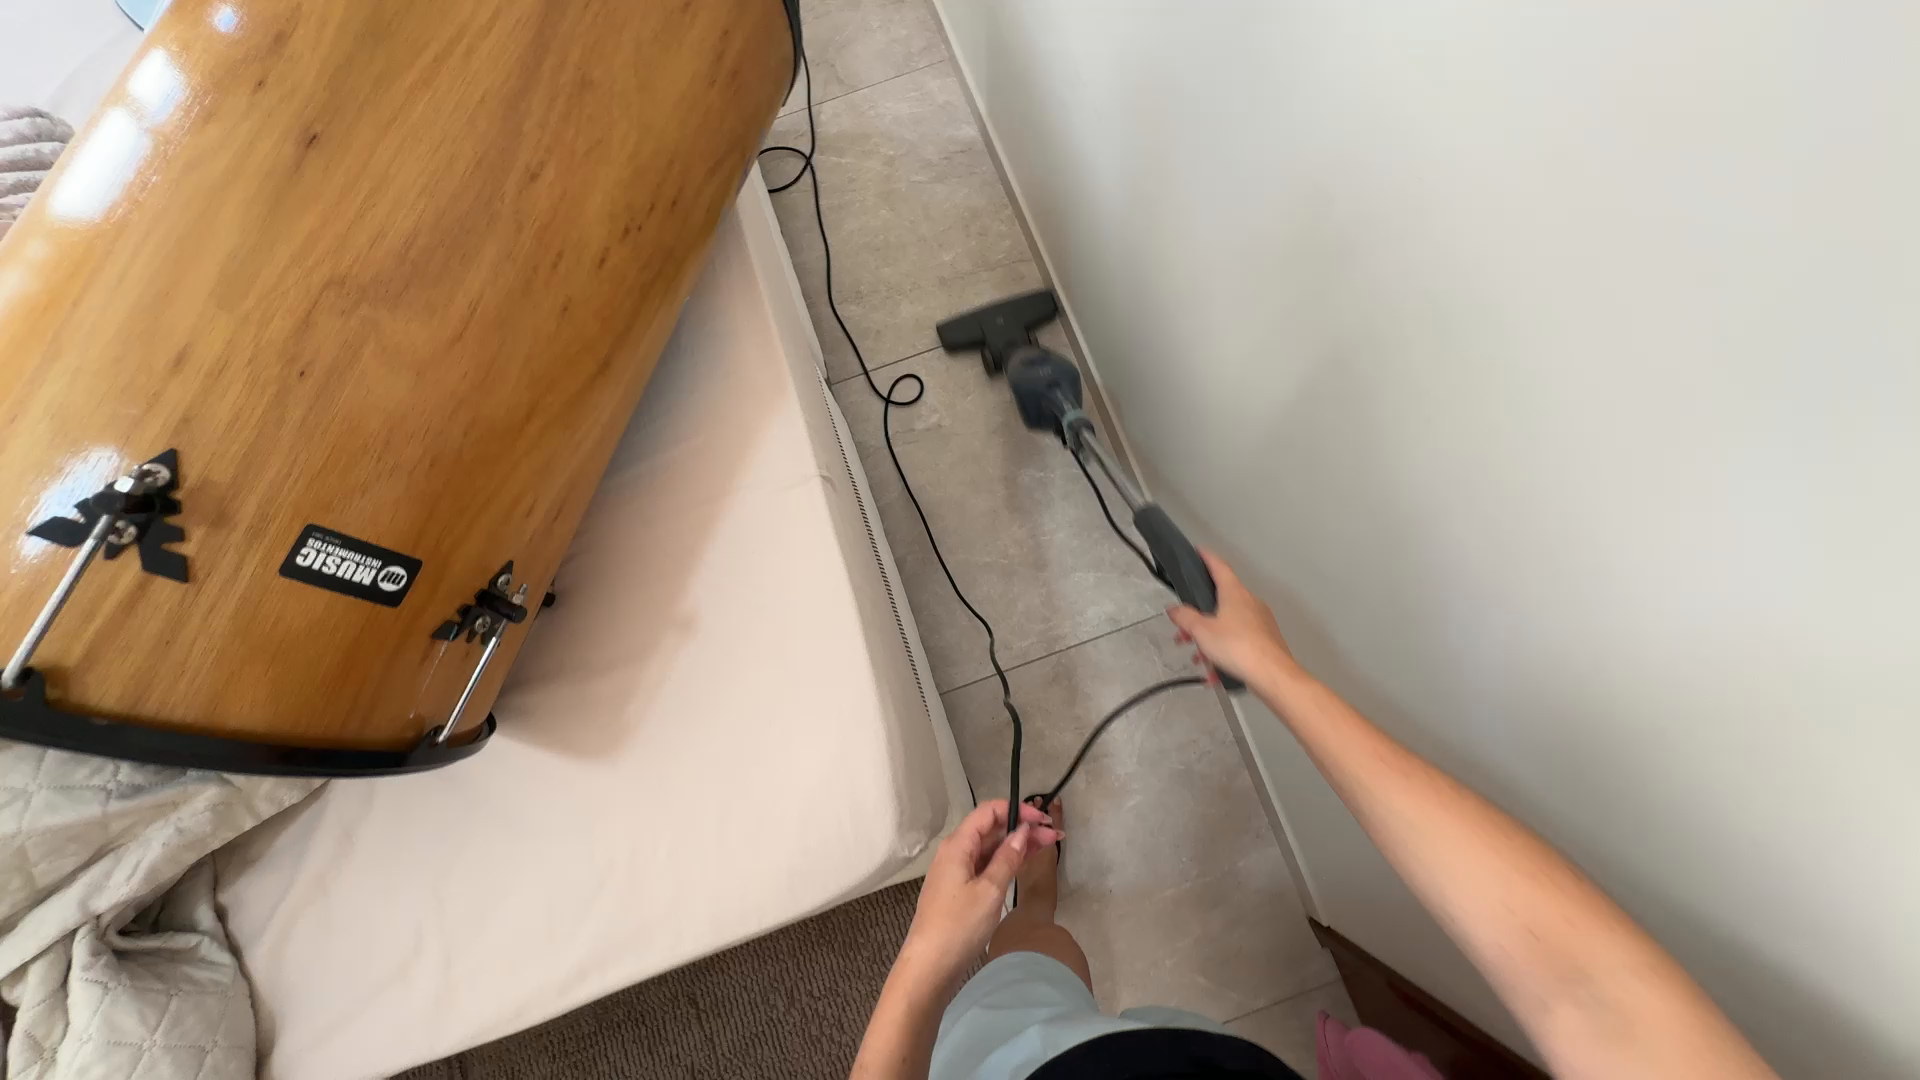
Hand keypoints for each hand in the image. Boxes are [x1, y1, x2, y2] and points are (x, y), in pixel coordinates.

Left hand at [897, 800, 1060, 991]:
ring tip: (1048, 846)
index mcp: (958, 844)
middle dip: (1023, 829)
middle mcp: (956, 851)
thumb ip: (1007, 858)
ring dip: (1018, 845)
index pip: (989, 811)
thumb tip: (1022, 830)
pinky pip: (987, 865)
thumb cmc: (959, 926)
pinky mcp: (961, 889)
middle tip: (1055, 836)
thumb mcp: (989, 890)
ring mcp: (958, 871)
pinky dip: (1007, 861)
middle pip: (992, 829)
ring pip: (991, 848)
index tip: (1043, 820)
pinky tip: (1025, 862)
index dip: (1017, 810)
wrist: (929, 967)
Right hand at [1167, 549, 1297, 684]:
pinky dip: (1224, 651)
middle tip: (1183, 629)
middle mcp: (1250, 602)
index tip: (1198, 550)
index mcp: (1234, 593)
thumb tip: (1174, 609)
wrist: (1272, 674)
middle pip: (1220, 600)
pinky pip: (1238, 640)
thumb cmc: (1235, 645)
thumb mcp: (1201, 631)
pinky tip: (1214, 673)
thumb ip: (1185, 617)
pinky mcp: (1266, 639)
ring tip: (1197, 657)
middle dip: (1199, 615)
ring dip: (1209, 637)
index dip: (1207, 558)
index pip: (1219, 567)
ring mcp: (1260, 621)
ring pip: (1228, 624)